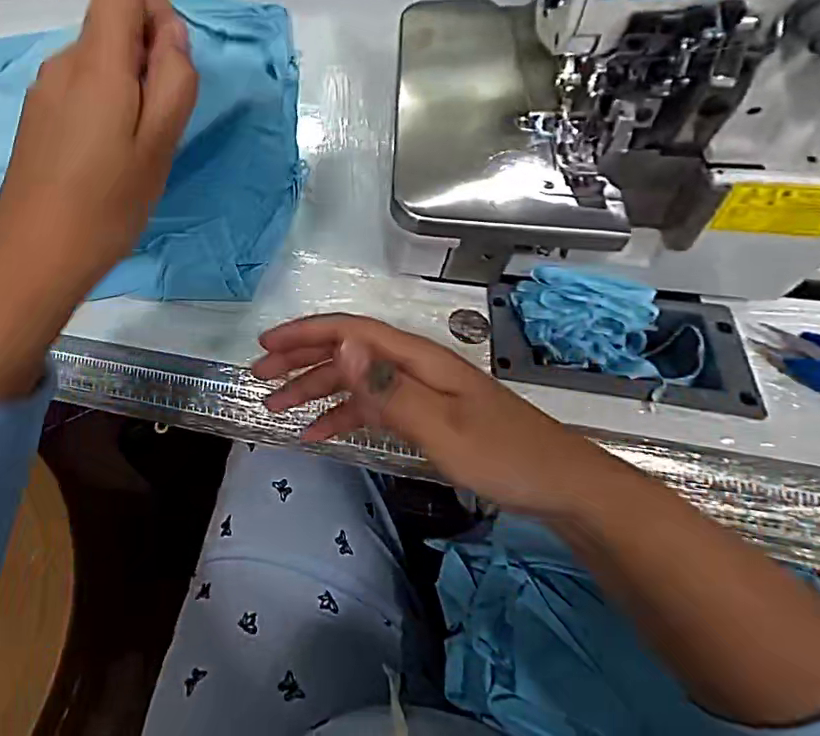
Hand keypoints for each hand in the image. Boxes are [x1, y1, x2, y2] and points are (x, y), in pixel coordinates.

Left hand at [0, 0, 196, 283]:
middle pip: (112, 24)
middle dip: (147, 57)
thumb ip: (174, 76)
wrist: (32, 258)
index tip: (169, 66)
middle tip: (158, 122)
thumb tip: (170, 34)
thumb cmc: (106, 204)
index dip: (156, 10)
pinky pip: (80, 88)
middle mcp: (62, 64)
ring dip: (128, 87)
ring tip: (133, 147)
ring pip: (99, 61)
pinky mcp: (36, 119)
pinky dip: (105, 105)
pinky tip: (105, 157)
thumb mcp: (160, 141)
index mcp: (94, 61)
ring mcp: (43, 92)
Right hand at [256, 314, 619, 513]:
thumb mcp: (440, 425)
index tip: (266, 346)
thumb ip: (386, 387)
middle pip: (347, 351)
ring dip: (313, 389)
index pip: (350, 332)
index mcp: (416, 357)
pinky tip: (315, 434)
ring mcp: (418, 390)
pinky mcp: (423, 414)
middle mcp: (412, 365)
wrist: (560, 486)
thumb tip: (341, 344)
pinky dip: (339, 417)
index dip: (305, 334)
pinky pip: (370, 408)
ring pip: (354, 380)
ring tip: (275, 406)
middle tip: (259, 376)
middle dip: (300, 359)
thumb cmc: (503, 455)